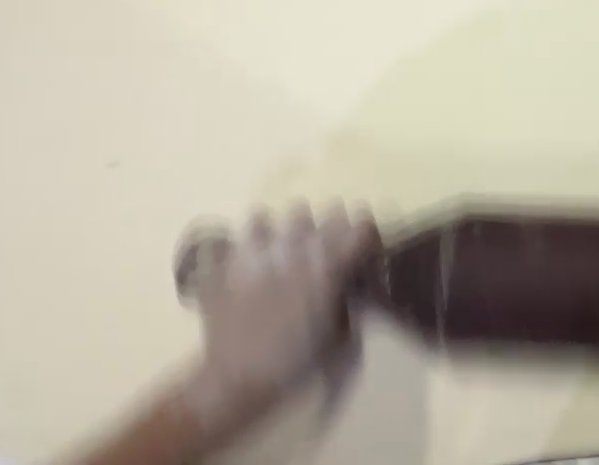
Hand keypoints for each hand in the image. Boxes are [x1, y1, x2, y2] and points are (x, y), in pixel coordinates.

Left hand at [175, 203, 376, 427]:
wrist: (234, 386)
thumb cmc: (292, 368)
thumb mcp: (338, 344)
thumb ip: (349, 308)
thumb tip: (349, 289)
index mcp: (329, 270)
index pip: (362, 228)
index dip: (367, 233)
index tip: (364, 244)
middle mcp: (300, 251)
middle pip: (330, 211)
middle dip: (334, 226)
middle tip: (328, 246)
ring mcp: (263, 252)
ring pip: (287, 213)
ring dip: (293, 228)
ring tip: (288, 245)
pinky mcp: (231, 262)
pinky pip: (242, 231)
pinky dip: (250, 239)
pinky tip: (253, 252)